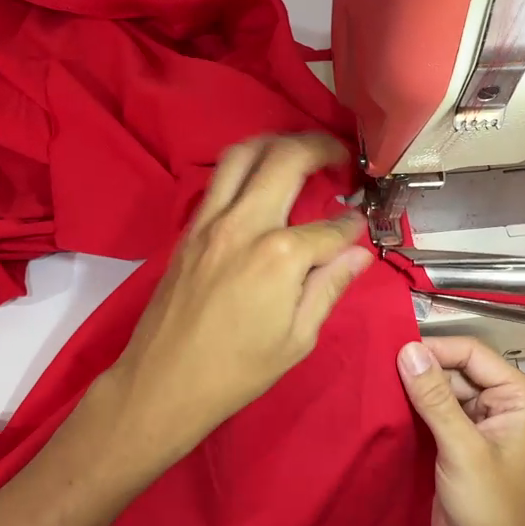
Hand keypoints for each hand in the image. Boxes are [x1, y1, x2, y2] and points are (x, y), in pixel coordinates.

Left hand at [103, 135, 373, 462]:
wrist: (164, 382)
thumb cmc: (238, 372)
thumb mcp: (298, 339)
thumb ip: (329, 287)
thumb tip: (358, 253)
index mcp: (280, 256)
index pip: (329, 227)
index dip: (351, 226)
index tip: (360, 226)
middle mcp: (244, 224)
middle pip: (285, 159)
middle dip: (319, 147)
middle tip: (338, 156)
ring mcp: (210, 222)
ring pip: (242, 154)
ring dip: (275, 143)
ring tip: (298, 151)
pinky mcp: (188, 230)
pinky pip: (218, 180)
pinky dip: (244, 169)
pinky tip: (259, 184)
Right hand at [397, 336, 524, 525]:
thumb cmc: (486, 509)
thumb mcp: (460, 449)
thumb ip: (434, 398)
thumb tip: (407, 350)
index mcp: (521, 397)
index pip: (473, 354)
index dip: (435, 350)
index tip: (393, 353)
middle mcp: (505, 402)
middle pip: (457, 368)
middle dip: (423, 369)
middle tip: (380, 370)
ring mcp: (481, 421)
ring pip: (443, 388)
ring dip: (415, 388)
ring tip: (379, 384)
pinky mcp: (459, 439)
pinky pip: (435, 409)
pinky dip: (414, 407)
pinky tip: (389, 405)